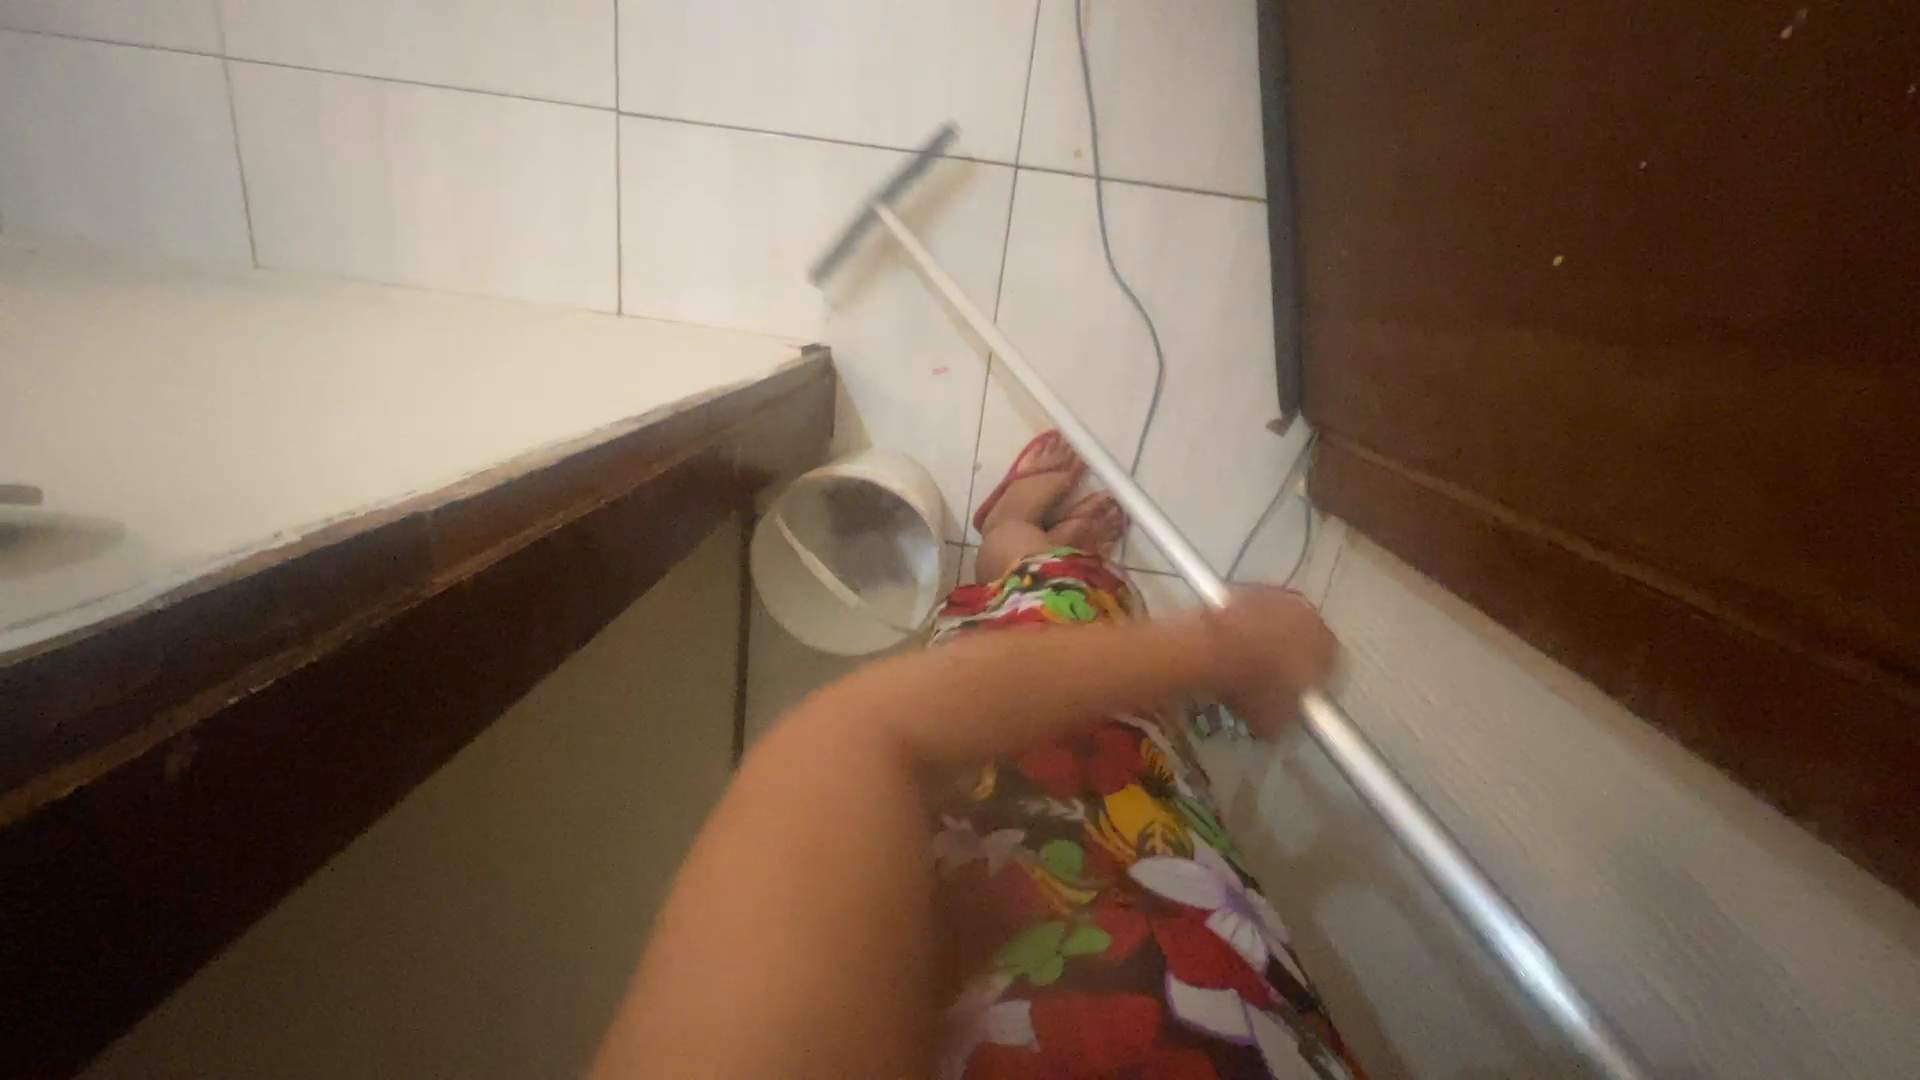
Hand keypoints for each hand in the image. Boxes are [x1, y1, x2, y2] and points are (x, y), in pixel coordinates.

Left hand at [1197, 587, 1337, 738]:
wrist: (1215, 648)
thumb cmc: (1254, 687)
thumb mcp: (1273, 721)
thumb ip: (1285, 719)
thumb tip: (1275, 724)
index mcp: (1328, 647)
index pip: (1328, 666)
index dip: (1308, 681)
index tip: (1290, 694)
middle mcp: (1309, 615)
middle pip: (1302, 636)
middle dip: (1287, 654)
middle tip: (1264, 676)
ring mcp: (1275, 595)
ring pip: (1275, 620)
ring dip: (1263, 634)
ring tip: (1241, 658)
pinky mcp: (1243, 587)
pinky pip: (1248, 609)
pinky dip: (1240, 622)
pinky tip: (1226, 639)